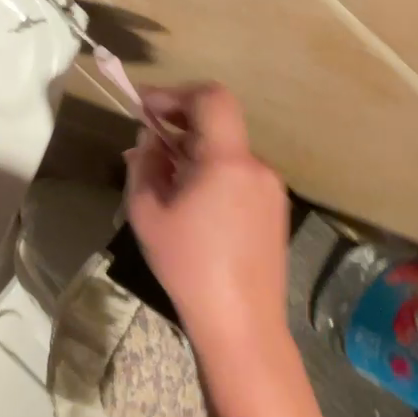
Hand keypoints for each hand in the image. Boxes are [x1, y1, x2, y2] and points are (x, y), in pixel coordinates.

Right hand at [124, 82, 289, 346]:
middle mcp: (256, 167)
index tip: (144, 108)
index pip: (211, 98)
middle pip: (216, 122)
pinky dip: (209, 170)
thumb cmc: (187, 263)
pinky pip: (236, 172)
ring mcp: (270, 190)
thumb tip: (149, 140)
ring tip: (162, 179)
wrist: (241, 323)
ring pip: (224, 149)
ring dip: (191, 149)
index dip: (174, 92)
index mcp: (227, 161)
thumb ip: (144, 162)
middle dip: (177, 123)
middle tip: (145, 144)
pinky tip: (188, 201)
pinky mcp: (273, 210)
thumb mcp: (146, 208)